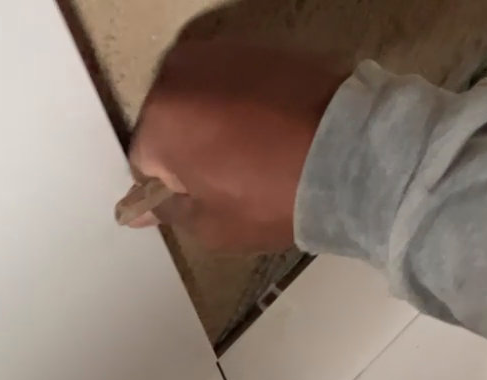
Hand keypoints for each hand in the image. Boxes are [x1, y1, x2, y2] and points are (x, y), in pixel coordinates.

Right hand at [125, 41, 348, 251]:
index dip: (170, 191)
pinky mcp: (257, 46)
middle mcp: (178, 72)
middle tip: (229, 182)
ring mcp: (220, 52)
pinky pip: (232, 86)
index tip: (202, 202)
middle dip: (188, 152)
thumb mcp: (211, 226)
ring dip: (214, 128)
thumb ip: (168, 213)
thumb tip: (140, 209)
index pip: (143, 164)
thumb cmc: (269, 197)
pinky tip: (269, 133)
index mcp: (159, 119)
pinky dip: (241, 108)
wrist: (346, 153)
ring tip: (253, 158)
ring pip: (199, 102)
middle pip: (168, 124)